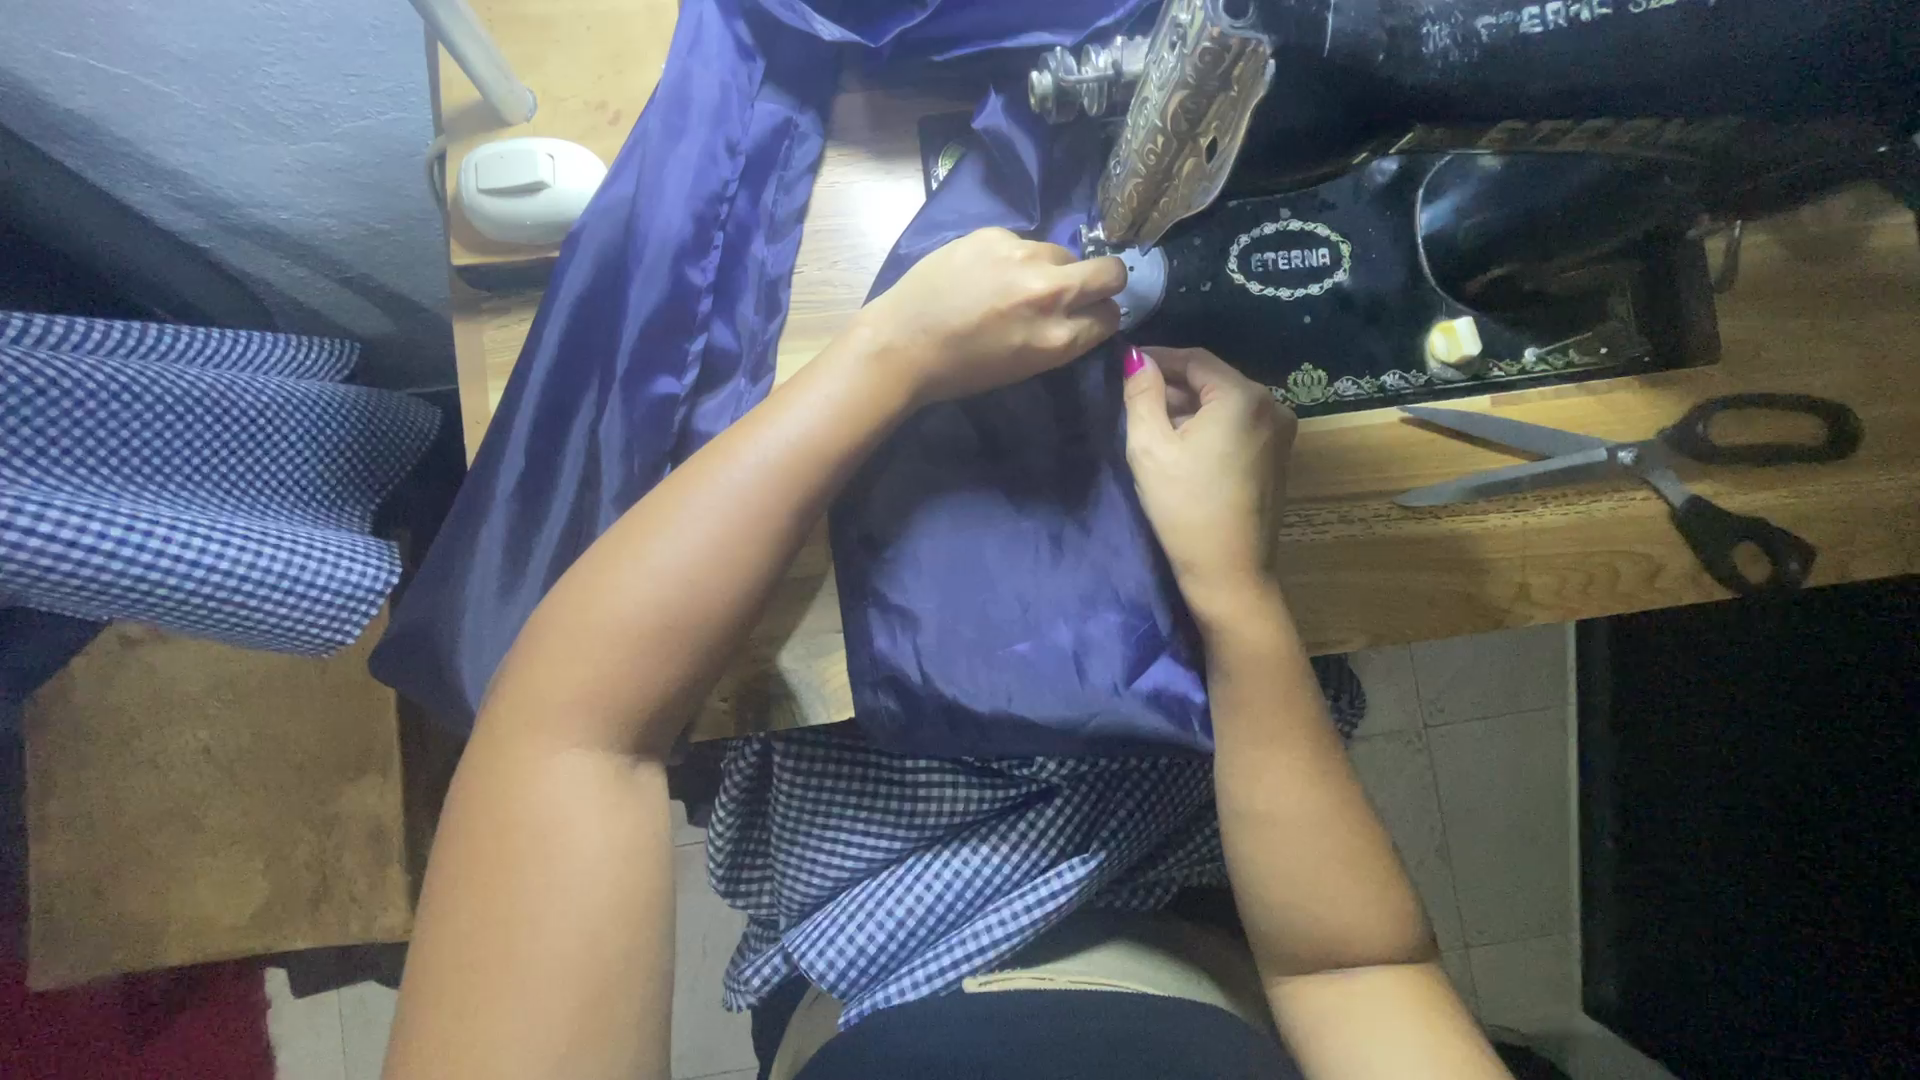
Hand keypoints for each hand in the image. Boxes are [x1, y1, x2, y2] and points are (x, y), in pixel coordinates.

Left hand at [850, 227, 1126, 403]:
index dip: (1100, 316)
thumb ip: (1060, 339)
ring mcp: (1022, 256)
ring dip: (1049, 267)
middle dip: (1102, 281)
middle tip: (1074, 289)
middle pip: (1110, 271)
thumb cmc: (961, 371)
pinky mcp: (993, 234)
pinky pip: (1021, 242)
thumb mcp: (1024, 367)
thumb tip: (1081, 314)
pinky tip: (980, 274)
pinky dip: (1010, 257)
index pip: (1110, 315)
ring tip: (1011, 285)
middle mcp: (1050, 292)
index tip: (1086, 317)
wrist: (902, 344)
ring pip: (1062, 253)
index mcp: (1058, 338)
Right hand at [1122, 346, 1296, 613]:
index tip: (1125, 365)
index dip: (1158, 358)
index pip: (1195, 359)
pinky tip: (1182, 448)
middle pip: (1213, 381)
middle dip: (1173, 386)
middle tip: (1132, 400)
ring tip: (1152, 426)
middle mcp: (1272, 405)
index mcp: (1243, 396)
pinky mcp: (1277, 457)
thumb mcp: (1150, 447)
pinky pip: (1238, 426)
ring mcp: (1280, 433)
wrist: (1229, 572)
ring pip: (1225, 405)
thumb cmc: (1184, 507)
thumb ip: (1141, 395)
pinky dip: (1209, 427)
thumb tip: (1136, 358)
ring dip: (1189, 408)